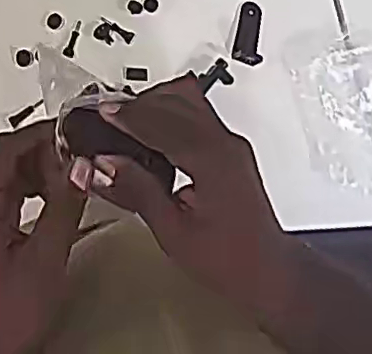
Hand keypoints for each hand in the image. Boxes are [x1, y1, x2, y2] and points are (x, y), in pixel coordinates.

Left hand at [0, 122, 86, 353]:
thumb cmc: (0, 323)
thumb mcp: (44, 261)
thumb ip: (64, 206)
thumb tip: (82, 165)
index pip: (8, 145)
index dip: (43, 133)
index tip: (75, 132)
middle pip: (8, 155)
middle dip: (46, 153)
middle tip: (79, 161)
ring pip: (10, 171)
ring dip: (41, 170)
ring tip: (72, 181)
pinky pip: (8, 191)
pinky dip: (33, 188)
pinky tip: (57, 199)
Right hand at [88, 76, 301, 318]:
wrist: (268, 272)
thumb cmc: (230, 261)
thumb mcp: (173, 232)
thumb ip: (138, 191)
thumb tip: (105, 166)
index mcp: (212, 158)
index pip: (162, 122)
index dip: (128, 116)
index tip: (103, 113)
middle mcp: (224, 142)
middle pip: (176, 101)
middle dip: (138, 105)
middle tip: (109, 115)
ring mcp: (229, 141)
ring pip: (188, 99)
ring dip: (155, 103)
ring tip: (126, 119)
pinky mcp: (229, 146)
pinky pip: (196, 111)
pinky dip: (170, 111)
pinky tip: (153, 128)